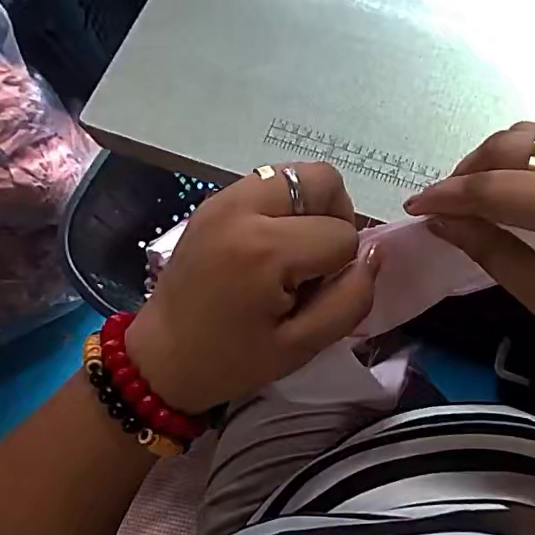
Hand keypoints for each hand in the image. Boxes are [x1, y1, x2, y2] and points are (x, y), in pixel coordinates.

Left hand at [127, 162, 376, 412]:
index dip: (344, 267)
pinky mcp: (213, 200)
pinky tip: (270, 244)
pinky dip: (284, 206)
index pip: (342, 234)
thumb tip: (374, 255)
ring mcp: (223, 199)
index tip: (316, 294)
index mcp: (264, 249)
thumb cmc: (231, 361)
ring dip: (310, 208)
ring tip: (293, 249)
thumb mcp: (302, 346)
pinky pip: (268, 183)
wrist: (160, 359)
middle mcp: (243, 208)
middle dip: (335, 217)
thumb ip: (351, 300)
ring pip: (297, 174)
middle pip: (323, 179)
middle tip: (317, 257)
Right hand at [404, 123, 534, 374]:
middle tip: (445, 203)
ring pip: (532, 132)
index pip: (491, 187)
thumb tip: (440, 221)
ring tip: (476, 189)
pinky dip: (525, 150)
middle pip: (509, 145)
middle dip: (467, 169)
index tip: (414, 207)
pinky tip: (515, 179)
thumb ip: (488, 249)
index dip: (446, 196)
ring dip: (496, 154)